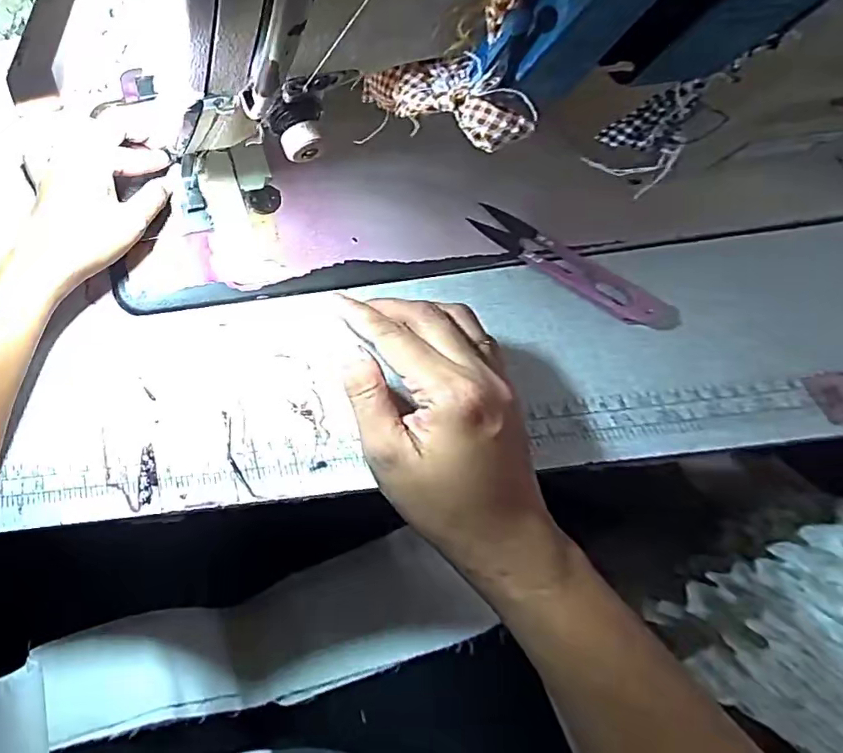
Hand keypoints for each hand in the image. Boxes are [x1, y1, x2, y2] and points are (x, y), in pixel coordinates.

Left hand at [6, 115, 173, 295]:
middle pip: (101, 129)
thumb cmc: (82, 245)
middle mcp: (68, 155)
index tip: (165, 162)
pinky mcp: (45, 183)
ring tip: (124, 157)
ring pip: (80, 137)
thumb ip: (153, 197)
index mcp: (91, 157)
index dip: (149, 150)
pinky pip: (60, 154)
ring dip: (106, 143)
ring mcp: (53, 167)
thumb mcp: (130, 222)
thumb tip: (166, 184)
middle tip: (149, 154)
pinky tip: (85, 164)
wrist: (42, 264)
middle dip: (130, 139)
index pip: (124, 135)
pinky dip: (78, 154)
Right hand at [336, 296, 571, 592]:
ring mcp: (500, 381)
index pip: (396, 338)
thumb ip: (367, 399)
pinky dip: (445, 321)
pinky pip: (476, 335)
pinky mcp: (506, 389)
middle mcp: (482, 378)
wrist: (506, 538)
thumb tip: (353, 356)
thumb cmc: (441, 504)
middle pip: (428, 317)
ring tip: (384, 315)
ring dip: (417, 309)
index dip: (361, 317)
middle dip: (386, 306)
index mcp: (451, 393)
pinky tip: (424, 331)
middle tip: (352, 307)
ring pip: (457, 318)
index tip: (336, 304)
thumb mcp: (386, 456)